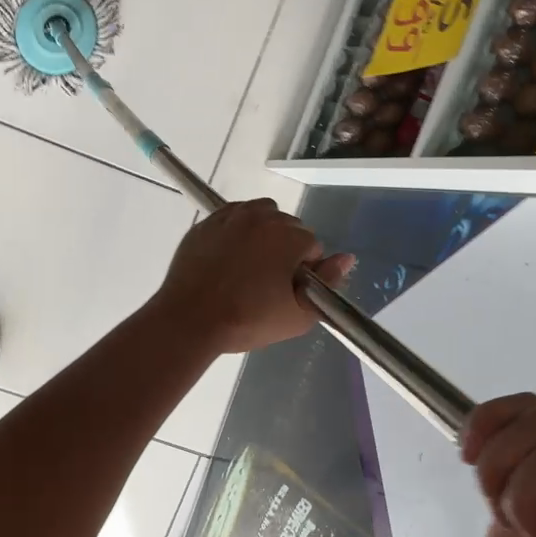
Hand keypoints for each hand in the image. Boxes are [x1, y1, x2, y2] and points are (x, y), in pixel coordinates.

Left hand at [148, 199, 351, 353]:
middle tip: (264, 283)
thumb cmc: (247, 320)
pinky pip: (231, 218)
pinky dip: (235, 232)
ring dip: (261, 235)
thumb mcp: (298, 315)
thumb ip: (328, 283)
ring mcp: (230, 216)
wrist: (189, 319)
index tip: (284, 292)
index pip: (313, 247)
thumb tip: (345, 258)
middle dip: (283, 250)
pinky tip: (227, 257)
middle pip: (287, 228)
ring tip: (247, 267)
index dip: (303, 272)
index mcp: (290, 236)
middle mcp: (262, 217)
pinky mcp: (205, 223)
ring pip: (259, 216)